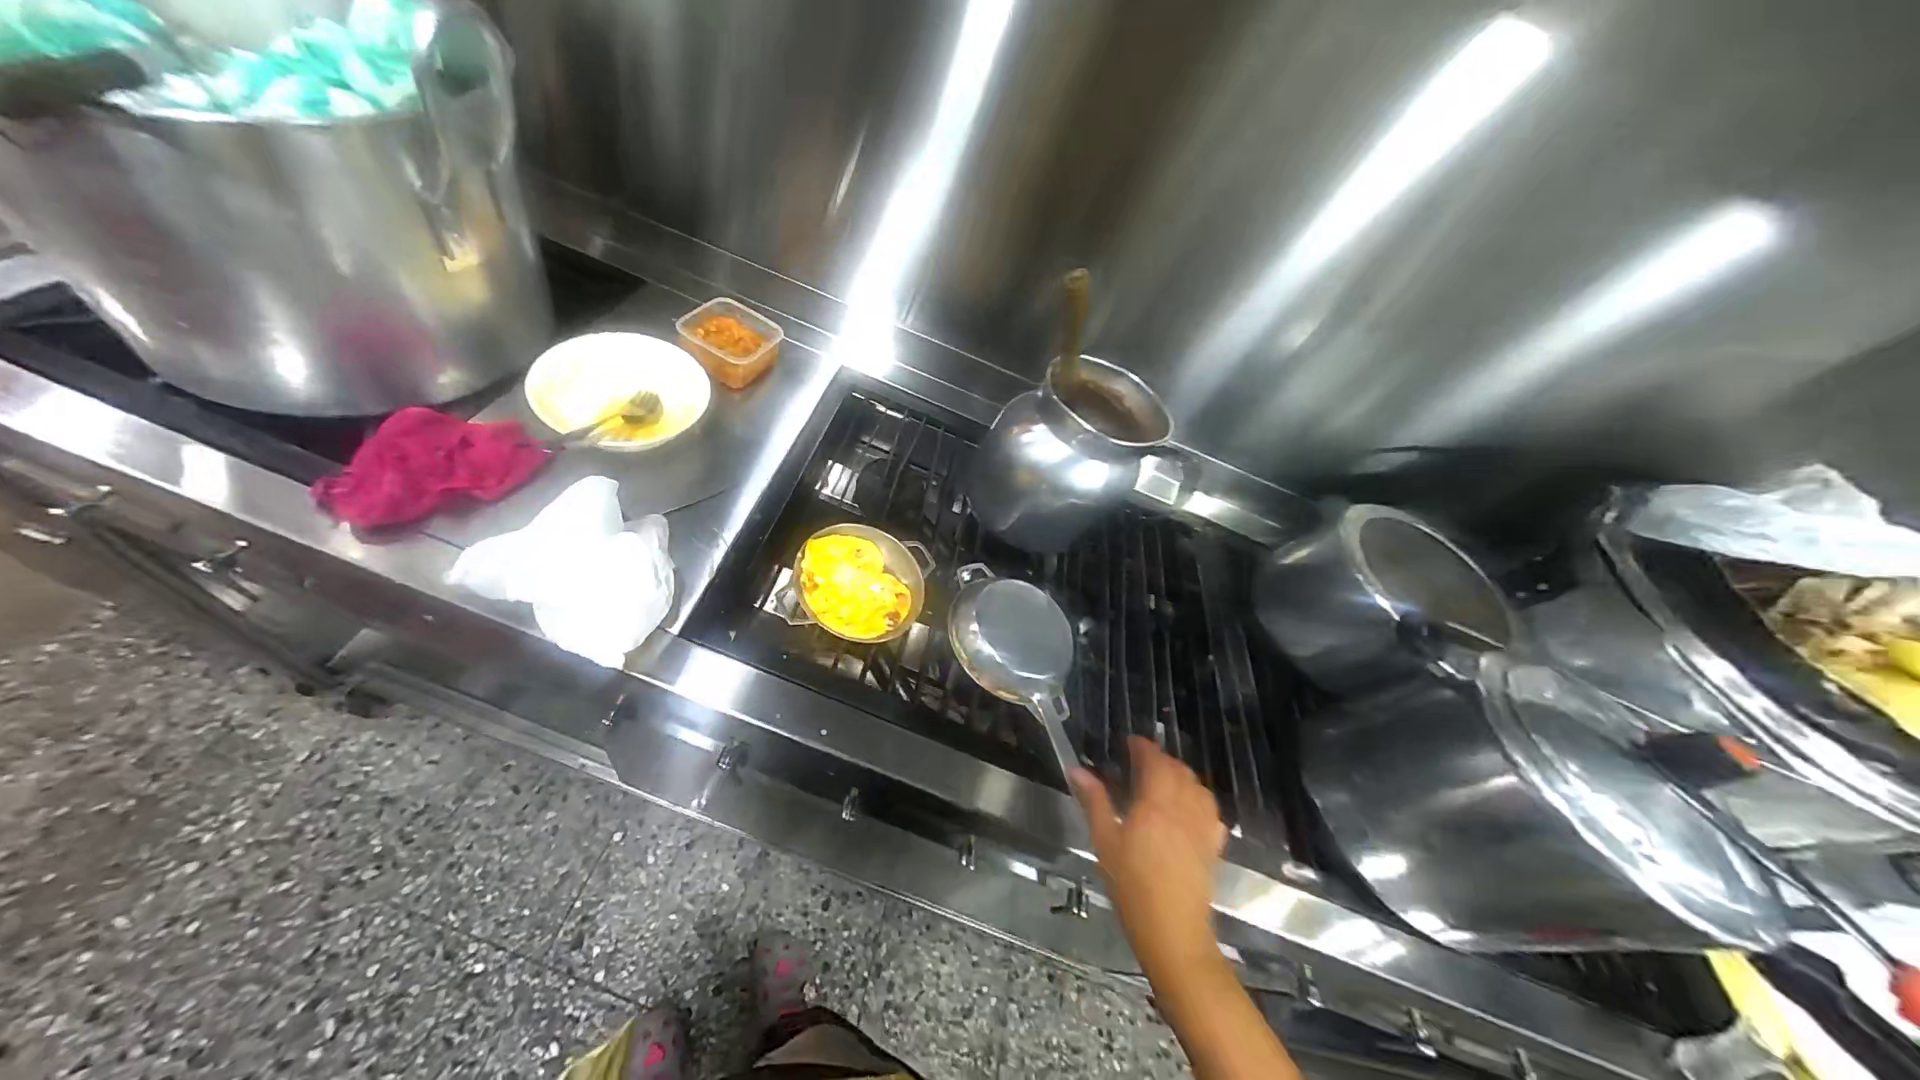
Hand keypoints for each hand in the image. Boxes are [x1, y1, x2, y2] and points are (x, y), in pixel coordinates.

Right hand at [1070, 736, 1227, 975]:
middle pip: (1178, 770)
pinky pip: (1210, 809)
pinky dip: (1198, 797)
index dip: (1143, 747)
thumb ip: (1095, 802)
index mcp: (1155, 803)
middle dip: (1161, 759)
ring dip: (1181, 775)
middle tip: (1141, 760)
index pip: (1153, 761)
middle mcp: (1183, 808)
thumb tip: (1078, 770)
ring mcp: (1202, 826)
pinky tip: (1188, 807)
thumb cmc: (1132, 886)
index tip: (1130, 742)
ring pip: (1197, 786)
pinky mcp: (1213, 844)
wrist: (1173, 930)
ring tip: (1163, 779)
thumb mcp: (1105, 843)